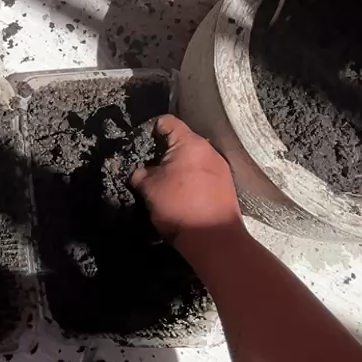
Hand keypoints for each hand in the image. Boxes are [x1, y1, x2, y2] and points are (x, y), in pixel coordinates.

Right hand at [130, 115, 243, 246]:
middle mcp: (208, 149)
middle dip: (161, 150)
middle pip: (180, 139)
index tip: (137, 145)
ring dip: (176, 165)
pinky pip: (201, 172)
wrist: (214, 240)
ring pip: (191, 157)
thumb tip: (136, 169)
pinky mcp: (225, 184)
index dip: (148, 129)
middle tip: (146, 165)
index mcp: (189, 143)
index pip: (166, 121)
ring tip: (162, 182)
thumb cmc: (179, 207)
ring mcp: (220, 167)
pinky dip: (189, 177)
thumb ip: (138, 172)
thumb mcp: (148, 187)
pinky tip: (179, 193)